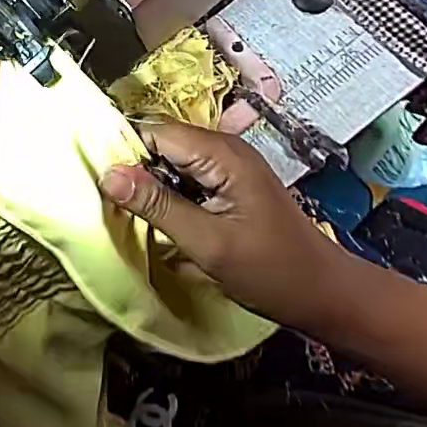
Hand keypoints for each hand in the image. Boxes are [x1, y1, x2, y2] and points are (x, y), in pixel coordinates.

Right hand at [98, 121, 362, 335]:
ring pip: (173, 160)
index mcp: (221, 153)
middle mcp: (224, 148)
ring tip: (136, 214)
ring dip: (153, 184)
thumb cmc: (271, 271)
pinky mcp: (229, 182)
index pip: (157, 133)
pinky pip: (188, 176)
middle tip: (116, 204)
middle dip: (138, 169)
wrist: (325, 293)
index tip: (101, 182)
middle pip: (164, 143)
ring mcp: (228, 164)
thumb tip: (108, 174)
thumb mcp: (208, 243)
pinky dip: (171, 194)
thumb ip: (157, 206)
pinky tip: (164, 220)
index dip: (127, 152)